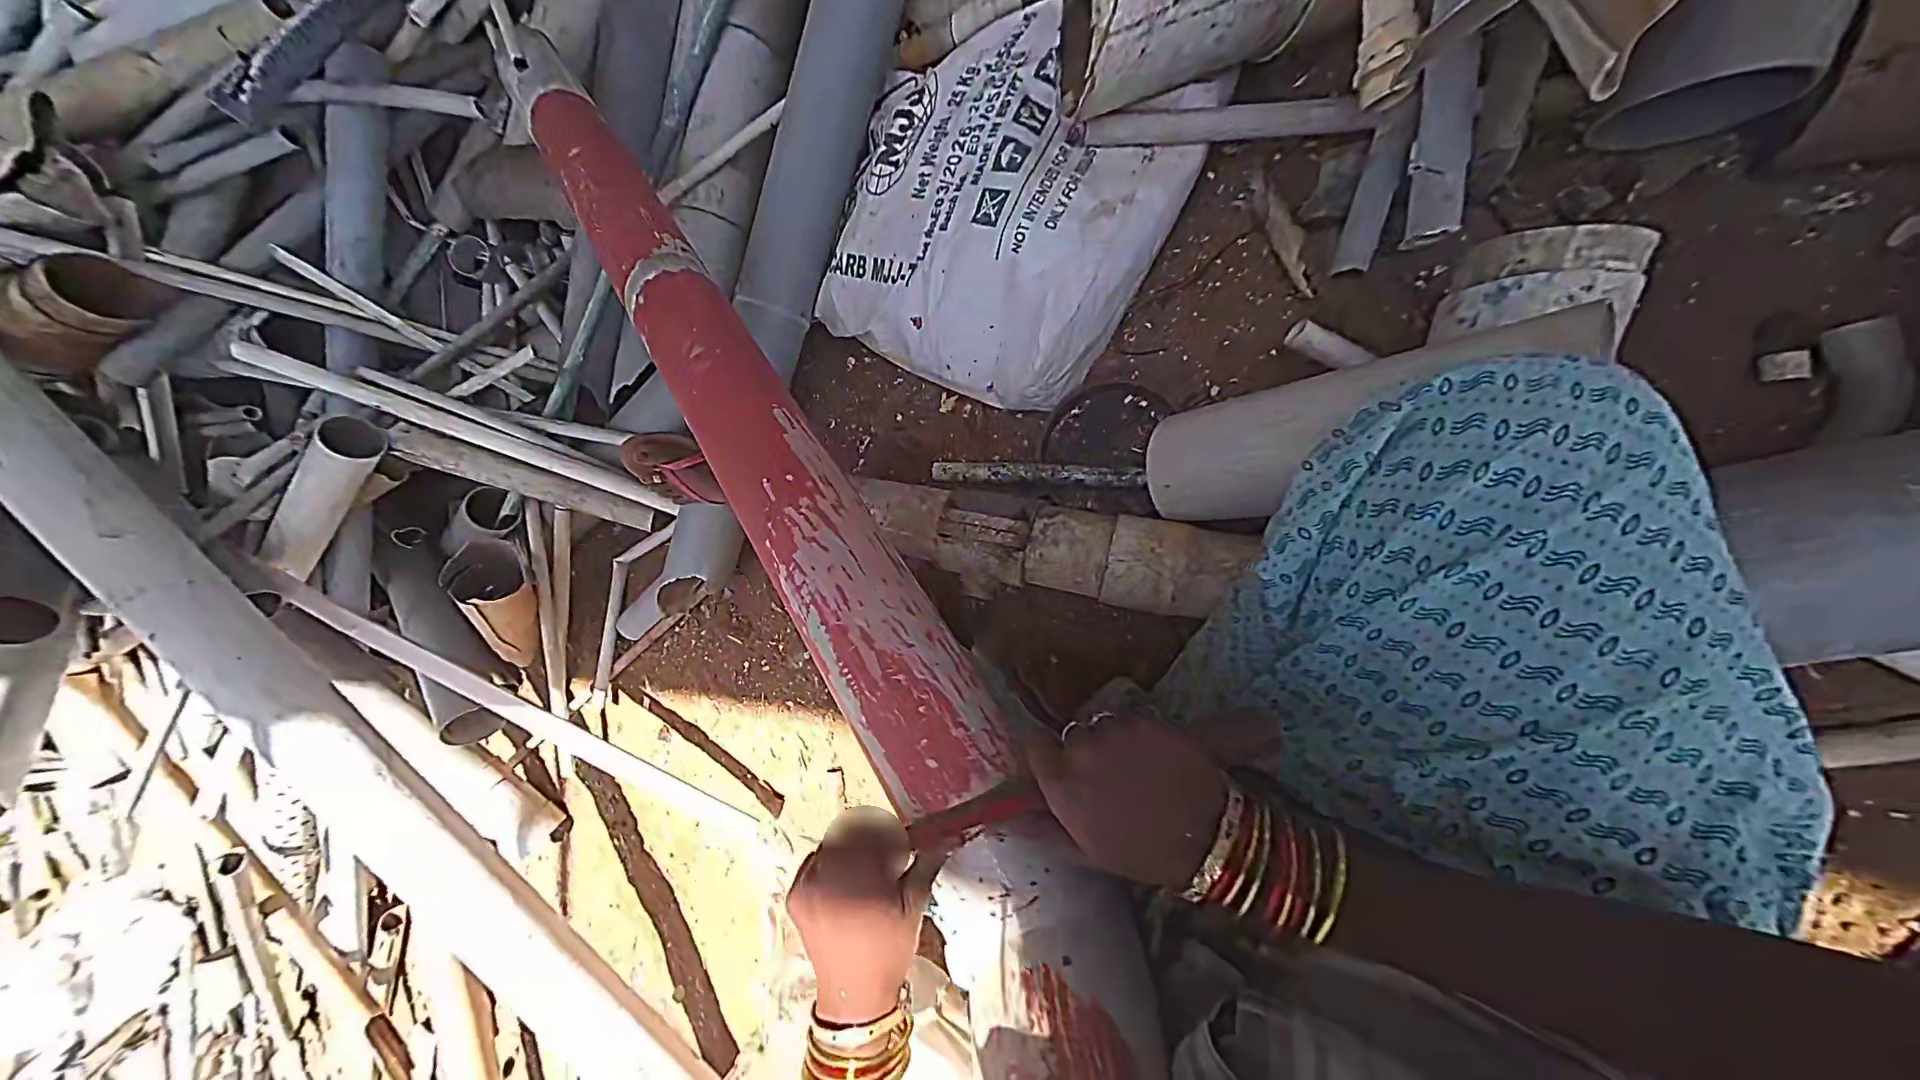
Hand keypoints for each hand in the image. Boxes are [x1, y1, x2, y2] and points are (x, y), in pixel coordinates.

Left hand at [787, 807, 944, 1024]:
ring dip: (850, 848)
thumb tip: (943, 838)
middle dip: (871, 839)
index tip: (902, 845)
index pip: (874, 833)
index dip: (891, 834)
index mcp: (858, 881)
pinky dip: (830, 862)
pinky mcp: (795, 896)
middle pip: (850, 833)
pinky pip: (813, 862)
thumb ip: (924, 865)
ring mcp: (806, 886)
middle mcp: (826, 878)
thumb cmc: (889, 952)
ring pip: (831, 844)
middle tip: (887, 856)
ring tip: (866, 870)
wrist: (854, 995)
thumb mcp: (913, 908)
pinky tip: (845, 880)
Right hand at [1026, 713, 1227, 887]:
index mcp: (1061, 783)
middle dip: (1084, 750)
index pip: (1035, 745)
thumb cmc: (1142, 852)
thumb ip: (1046, 827)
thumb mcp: (1087, 850)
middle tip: (1106, 774)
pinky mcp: (1145, 720)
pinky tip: (1154, 757)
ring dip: (1111, 740)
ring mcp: (1114, 731)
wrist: (1207, 835)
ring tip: (1134, 765)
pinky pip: (1129, 721)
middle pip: (1071, 736)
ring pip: (1101, 725)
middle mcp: (1082, 750)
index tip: (1060, 766)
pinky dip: (1137, 734)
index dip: (1048, 755)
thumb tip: (1013, 818)